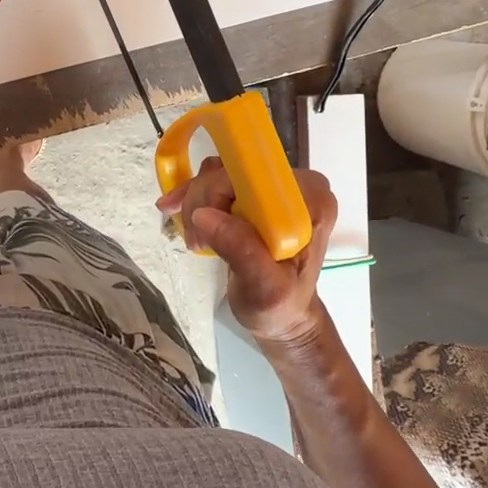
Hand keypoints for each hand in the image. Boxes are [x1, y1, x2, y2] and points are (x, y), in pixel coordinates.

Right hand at [157, 158, 336, 344]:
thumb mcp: (265, 289)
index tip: (204, 229)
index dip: (222, 194)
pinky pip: (214, 178)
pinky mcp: (254, 190)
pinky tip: (176, 211)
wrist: (281, 316)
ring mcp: (273, 186)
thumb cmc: (280, 307)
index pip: (256, 175)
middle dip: (204, 203)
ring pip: (218, 173)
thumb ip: (241, 251)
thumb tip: (204, 215)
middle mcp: (296, 185)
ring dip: (196, 203)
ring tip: (196, 240)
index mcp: (312, 201)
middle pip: (233, 171)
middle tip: (197, 242)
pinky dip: (193, 195)